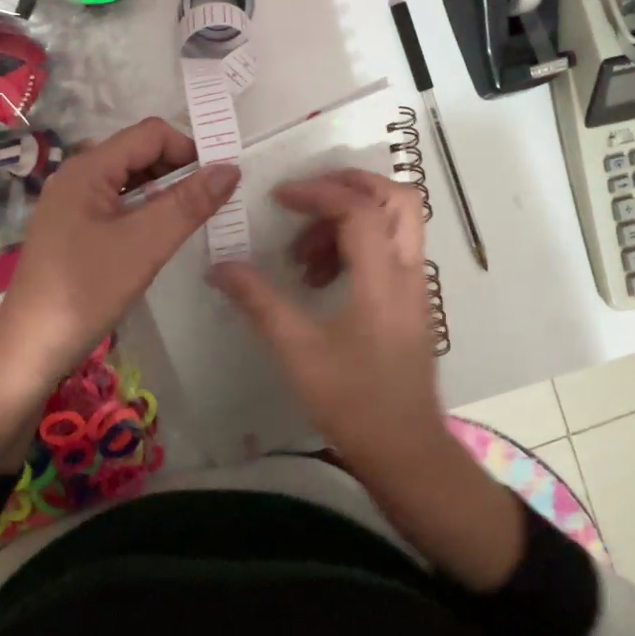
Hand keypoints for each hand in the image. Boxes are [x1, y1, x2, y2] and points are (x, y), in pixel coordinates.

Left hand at [0, 117, 241, 386]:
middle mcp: (76, 177)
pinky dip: (144, 213)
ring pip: (129, 182)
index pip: (150, 134)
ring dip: (164, 193)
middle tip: (212, 204)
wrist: (30, 348)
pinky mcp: (72, 231)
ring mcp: (71, 205)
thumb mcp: (144, 245)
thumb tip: (230, 168)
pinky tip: (160, 238)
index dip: (189, 148)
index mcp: (87, 169)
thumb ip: (188, 203)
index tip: (221, 181)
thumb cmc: (86, 290)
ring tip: (192, 221)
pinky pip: (116, 206)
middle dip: (179, 170)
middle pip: (138, 153)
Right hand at [211, 169, 524, 589]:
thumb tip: (219, 267)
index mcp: (383, 279)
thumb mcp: (297, 351)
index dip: (316, 193)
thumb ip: (259, 302)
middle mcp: (409, 273)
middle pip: (398, 198)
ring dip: (349, 220)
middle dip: (351, 184)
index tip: (277, 199)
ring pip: (396, 223)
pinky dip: (357, 245)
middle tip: (306, 197)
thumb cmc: (353, 402)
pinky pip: (391, 250)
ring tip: (304, 256)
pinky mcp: (411, 304)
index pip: (358, 209)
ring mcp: (415, 288)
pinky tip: (320, 280)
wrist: (405, 451)